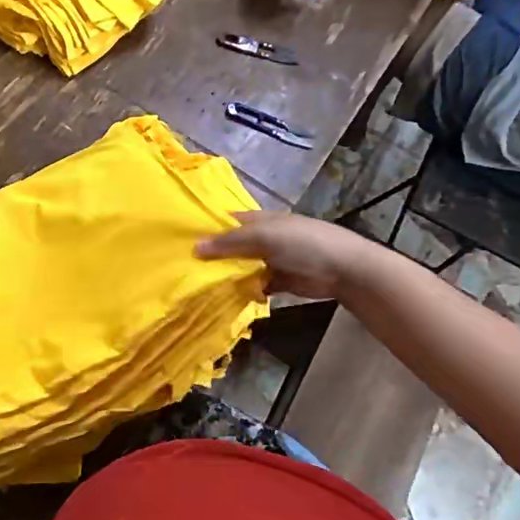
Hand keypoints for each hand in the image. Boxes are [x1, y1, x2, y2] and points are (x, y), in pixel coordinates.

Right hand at [195, 210, 377, 299]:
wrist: (342, 268)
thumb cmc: (302, 242)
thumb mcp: (263, 237)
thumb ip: (229, 243)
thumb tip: (194, 247)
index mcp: (257, 220)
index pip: (224, 221)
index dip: (204, 228)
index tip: (176, 240)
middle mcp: (260, 238)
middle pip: (229, 246)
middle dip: (209, 255)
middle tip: (178, 268)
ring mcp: (269, 260)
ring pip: (239, 267)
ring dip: (223, 275)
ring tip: (193, 285)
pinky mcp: (277, 281)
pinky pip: (252, 285)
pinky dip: (240, 291)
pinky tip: (221, 298)